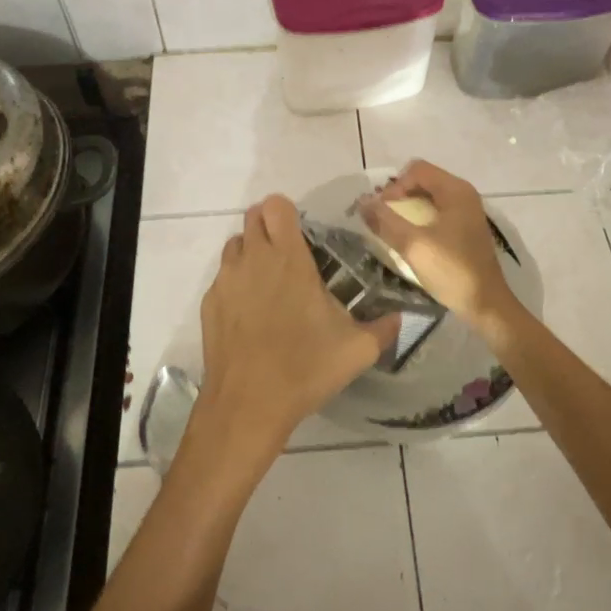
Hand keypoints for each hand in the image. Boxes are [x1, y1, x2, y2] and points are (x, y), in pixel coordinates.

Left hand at [196, 195, 398, 448]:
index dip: (288, 212)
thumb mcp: (357, 349)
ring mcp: (226, 281)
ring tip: (271, 283)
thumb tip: (401, 318)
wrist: (249, 404)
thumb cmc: (305, 368)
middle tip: (289, 254)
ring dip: (252, 252)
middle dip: (270, 226)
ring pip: (235, 245)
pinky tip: (253, 315)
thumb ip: (384, 328)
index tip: (303, 233)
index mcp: (289, 259)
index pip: (276, 206)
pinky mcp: (210, 304)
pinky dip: (237, 283)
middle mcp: (253, 259)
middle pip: (252, 217)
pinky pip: (223, 277)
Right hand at [358, 161, 520, 329]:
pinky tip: (409, 236)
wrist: (485, 304)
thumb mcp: (414, 246)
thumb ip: (386, 221)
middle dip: (399, 194)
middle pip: (423, 180)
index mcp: (456, 191)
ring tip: (391, 227)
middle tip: (381, 216)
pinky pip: (437, 211)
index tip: (381, 210)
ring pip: (429, 196)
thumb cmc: (452, 271)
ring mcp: (466, 211)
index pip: (416, 170)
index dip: (394, 186)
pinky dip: (419, 218)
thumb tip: (362, 202)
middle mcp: (463, 194)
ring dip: (408, 207)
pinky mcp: (465, 228)